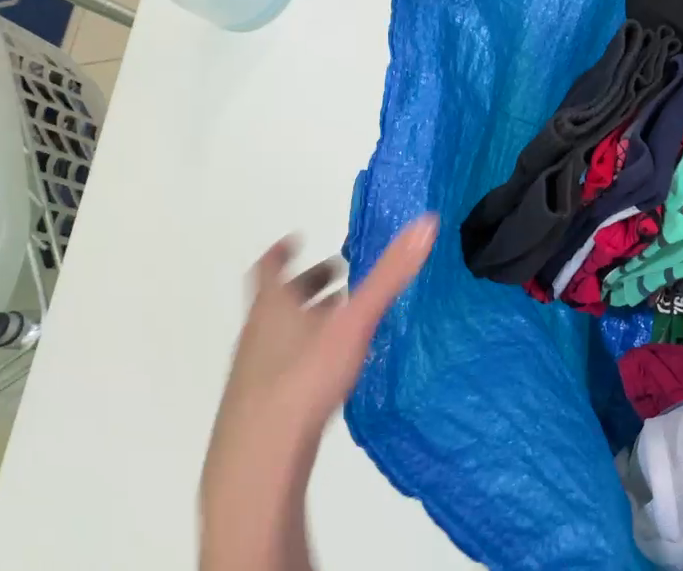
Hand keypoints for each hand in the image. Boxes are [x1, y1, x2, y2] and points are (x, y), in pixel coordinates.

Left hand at [200, 216, 435, 569]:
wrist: (258, 461)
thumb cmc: (303, 379)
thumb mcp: (356, 321)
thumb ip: (391, 275)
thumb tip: (427, 220)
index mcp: (273, 308)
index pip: (269, 269)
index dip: (280, 252)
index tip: (294, 239)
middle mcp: (257, 334)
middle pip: (277, 301)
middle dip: (307, 285)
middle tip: (338, 275)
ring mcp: (254, 372)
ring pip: (279, 334)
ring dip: (307, 319)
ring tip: (342, 319)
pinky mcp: (260, 405)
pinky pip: (283, 364)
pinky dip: (306, 352)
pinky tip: (332, 368)